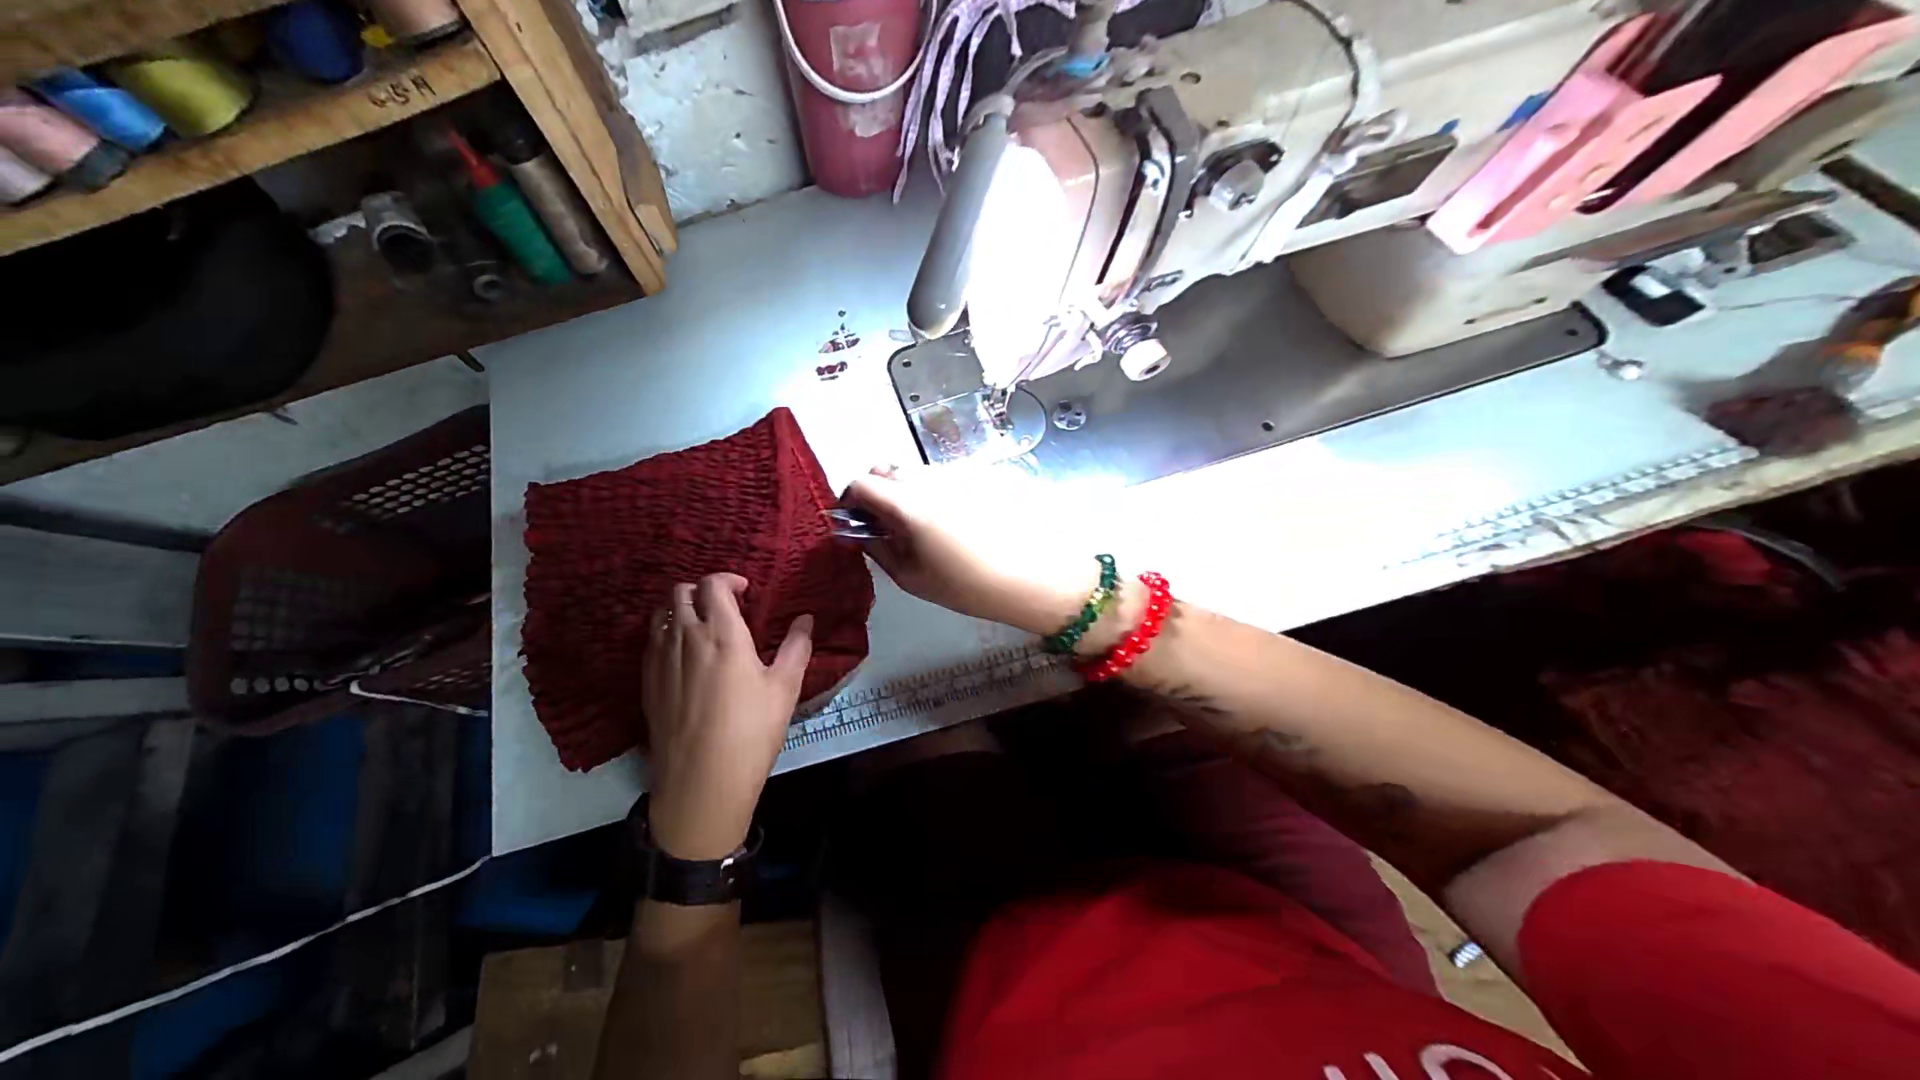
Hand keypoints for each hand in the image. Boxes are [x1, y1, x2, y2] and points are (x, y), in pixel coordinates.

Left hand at [643, 573, 812, 860]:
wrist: (701, 782)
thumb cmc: (751, 732)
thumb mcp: (785, 688)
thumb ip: (796, 647)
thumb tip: (806, 620)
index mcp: (721, 632)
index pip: (712, 584)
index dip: (728, 580)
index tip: (746, 591)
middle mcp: (684, 637)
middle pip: (681, 592)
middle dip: (703, 591)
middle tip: (726, 608)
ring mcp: (660, 659)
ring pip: (661, 614)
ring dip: (681, 609)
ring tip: (702, 626)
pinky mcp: (646, 682)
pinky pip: (651, 641)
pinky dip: (667, 633)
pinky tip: (685, 655)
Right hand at [840, 466, 1104, 636]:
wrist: (1035, 576)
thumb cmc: (968, 585)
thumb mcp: (912, 578)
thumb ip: (877, 549)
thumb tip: (858, 532)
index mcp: (907, 501)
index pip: (861, 482)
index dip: (852, 501)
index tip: (858, 521)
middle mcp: (929, 477)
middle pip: (888, 471)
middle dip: (879, 494)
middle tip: (890, 527)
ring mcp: (957, 472)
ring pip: (918, 473)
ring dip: (909, 493)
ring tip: (928, 530)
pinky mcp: (981, 474)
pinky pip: (945, 478)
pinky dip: (938, 494)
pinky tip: (959, 523)